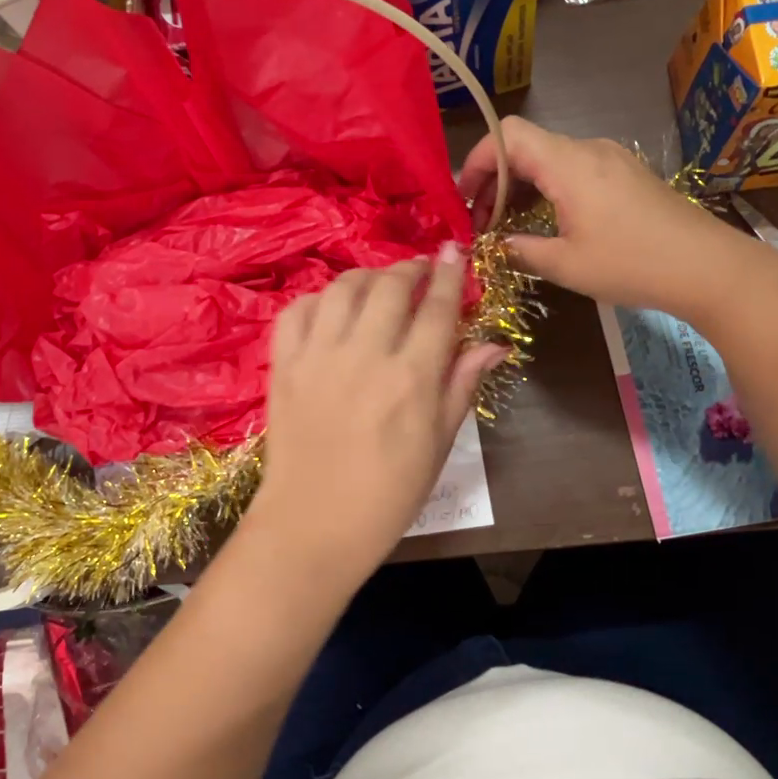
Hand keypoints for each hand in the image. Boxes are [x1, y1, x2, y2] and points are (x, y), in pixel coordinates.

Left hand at [250, 243, 506, 579]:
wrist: (314, 526)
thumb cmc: (388, 495)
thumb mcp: (438, 445)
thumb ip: (461, 387)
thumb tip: (493, 344)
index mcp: (412, 377)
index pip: (437, 307)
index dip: (450, 274)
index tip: (455, 253)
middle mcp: (366, 354)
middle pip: (390, 286)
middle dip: (410, 269)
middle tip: (419, 272)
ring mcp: (319, 356)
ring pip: (343, 289)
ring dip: (367, 277)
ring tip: (378, 286)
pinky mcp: (284, 366)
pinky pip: (297, 312)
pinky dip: (317, 300)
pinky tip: (331, 309)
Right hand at [458, 117, 740, 316]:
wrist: (707, 267)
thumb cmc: (632, 264)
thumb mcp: (566, 265)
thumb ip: (519, 251)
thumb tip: (490, 246)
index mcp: (569, 163)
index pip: (507, 135)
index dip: (478, 160)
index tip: (463, 200)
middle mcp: (588, 150)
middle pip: (526, 145)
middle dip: (495, 180)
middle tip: (479, 222)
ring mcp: (611, 159)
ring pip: (549, 158)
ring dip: (521, 187)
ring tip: (506, 227)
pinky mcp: (626, 174)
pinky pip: (574, 170)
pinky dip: (548, 189)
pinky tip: (545, 223)